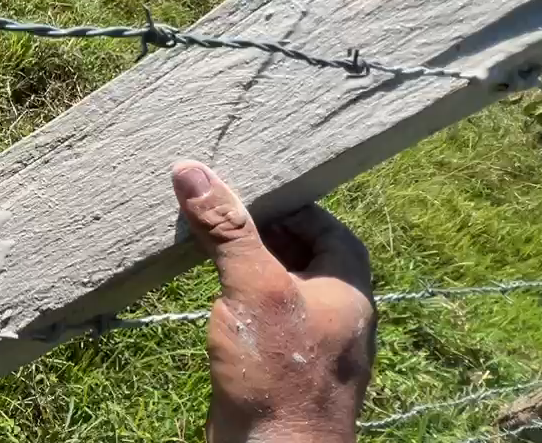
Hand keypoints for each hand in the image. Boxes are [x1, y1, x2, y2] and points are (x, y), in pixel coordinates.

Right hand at [172, 161, 374, 442]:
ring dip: (241, 253)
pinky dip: (234, 284)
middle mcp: (336, 312)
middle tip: (213, 203)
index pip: (327, 226)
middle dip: (256, 224)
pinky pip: (261, 304)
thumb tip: (191, 168)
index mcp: (349, 291)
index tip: (245, 186)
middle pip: (299, 248)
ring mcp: (308, 338)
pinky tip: (205, 280)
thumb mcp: (252, 286)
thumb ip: (227, 228)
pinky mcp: (280, 358)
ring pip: (276, 276)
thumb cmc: (278, 372)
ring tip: (200, 233)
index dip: (289, 203)